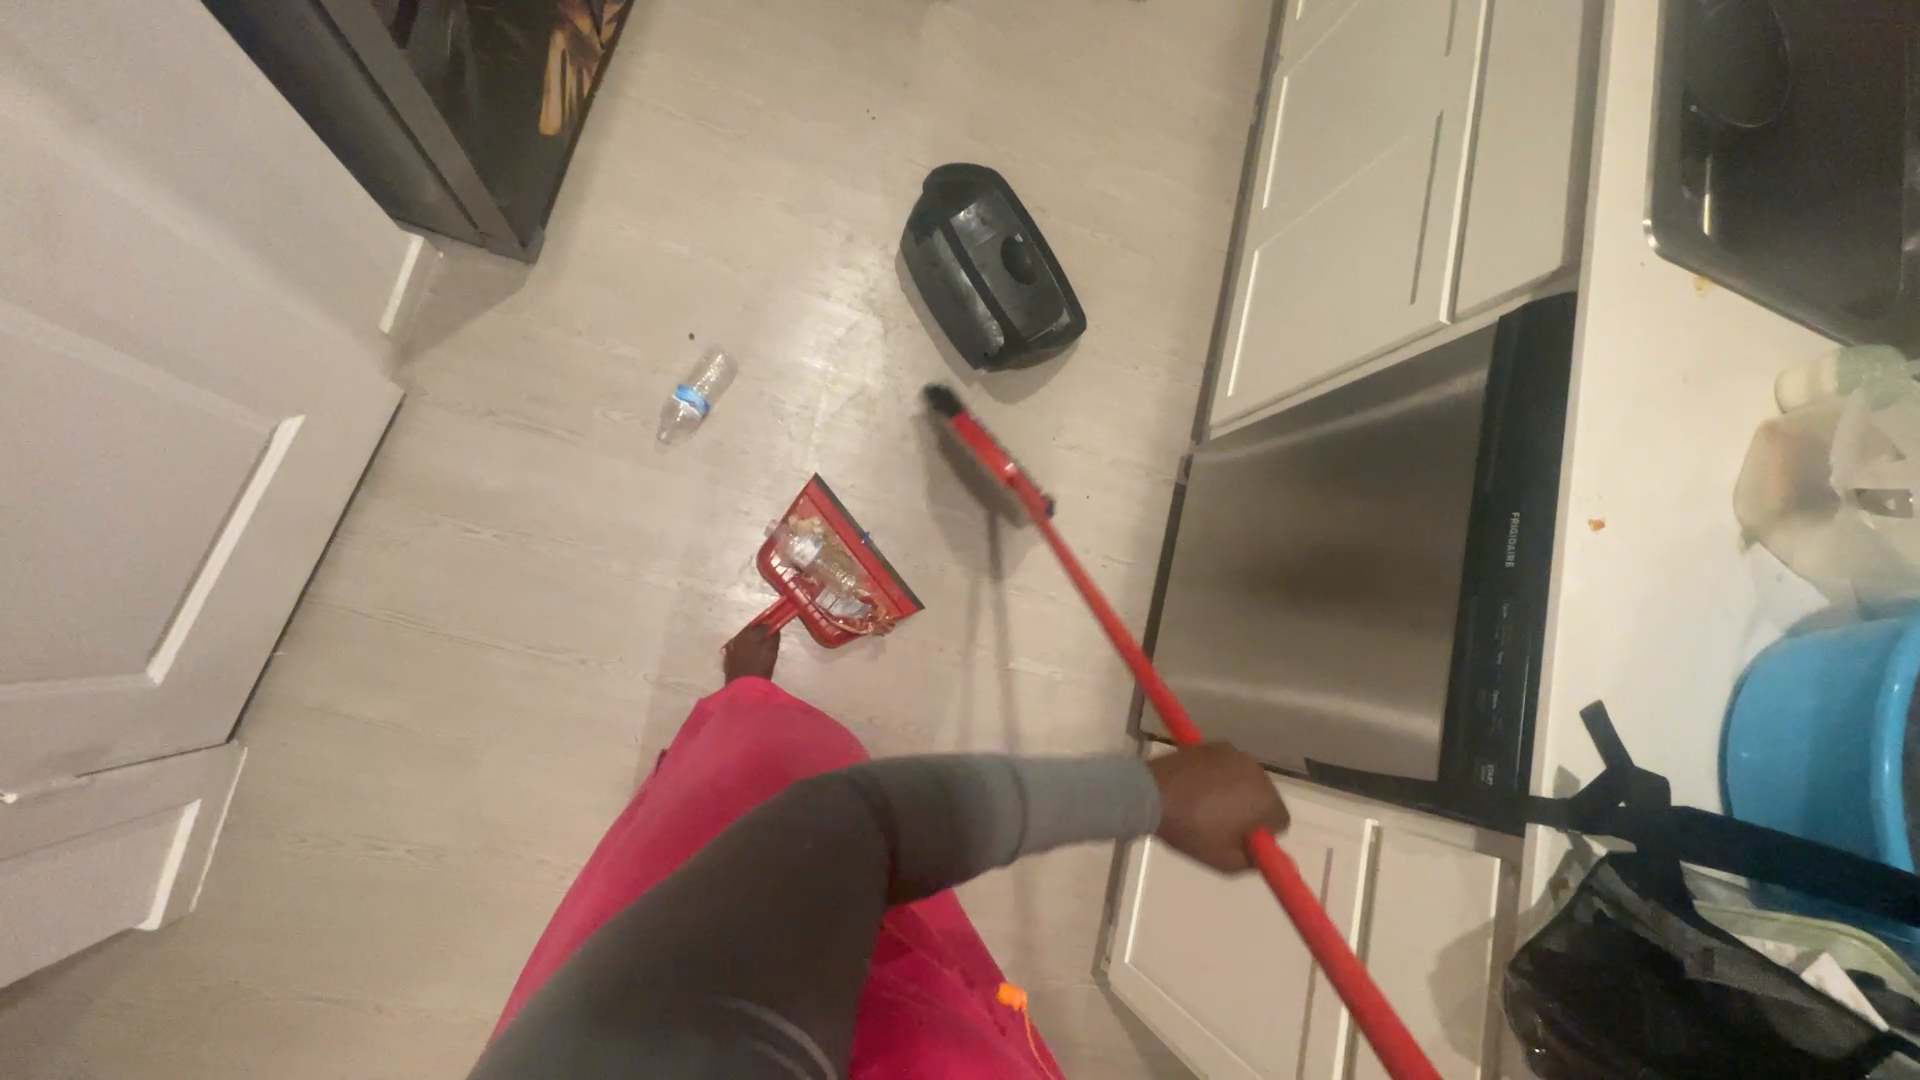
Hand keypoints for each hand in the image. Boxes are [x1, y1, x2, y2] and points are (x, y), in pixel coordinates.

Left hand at [722, 624, 779, 682]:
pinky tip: (748, 656)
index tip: (773, 627)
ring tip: (757, 648)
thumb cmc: (761, 667)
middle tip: (766, 638)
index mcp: (749, 633)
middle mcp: (738, 637)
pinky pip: (736, 649)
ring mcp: (730, 648)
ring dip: (749, 641)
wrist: (744, 687)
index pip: (760, 624)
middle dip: (757, 632)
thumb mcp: (772, 651)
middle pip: (749, 630)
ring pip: (741, 639)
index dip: (767, 625)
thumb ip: (773, 637)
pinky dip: (742, 650)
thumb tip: (774, 628)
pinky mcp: (727, 658)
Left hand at [1147, 743, 1288, 872]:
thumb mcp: (1226, 861)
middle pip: (1263, 796)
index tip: (1239, 840)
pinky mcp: (1209, 744)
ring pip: (1244, 780)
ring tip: (1205, 805)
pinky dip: (1217, 776)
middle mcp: (1255, 769)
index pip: (1280, 821)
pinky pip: (1224, 766)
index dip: (1262, 834)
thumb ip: (1253, 862)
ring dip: (1234, 791)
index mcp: (1266, 797)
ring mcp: (1231, 752)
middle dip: (1250, 811)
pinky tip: (1196, 788)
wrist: (1151, 792)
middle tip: (1221, 824)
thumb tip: (1264, 856)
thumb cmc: (1192, 828)